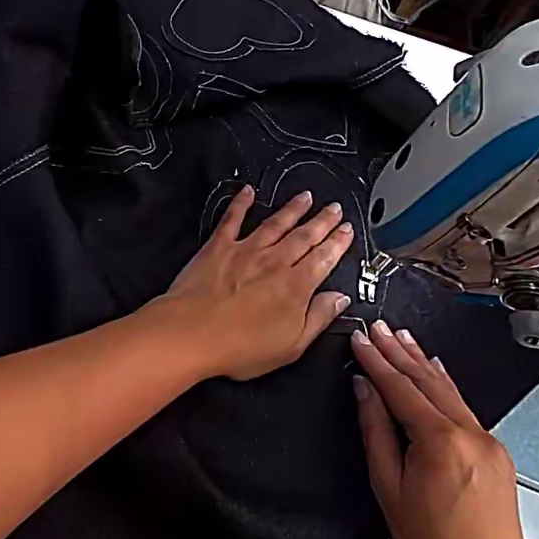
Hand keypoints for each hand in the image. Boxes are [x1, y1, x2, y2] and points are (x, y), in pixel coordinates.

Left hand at [152, 187, 353, 380]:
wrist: (192, 334)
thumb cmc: (239, 346)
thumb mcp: (291, 345)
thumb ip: (319, 318)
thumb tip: (339, 300)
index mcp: (295, 286)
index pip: (324, 258)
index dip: (338, 243)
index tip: (346, 231)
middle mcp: (275, 262)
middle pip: (305, 236)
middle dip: (322, 221)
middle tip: (334, 208)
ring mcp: (246, 251)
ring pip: (276, 223)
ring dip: (293, 209)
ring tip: (305, 197)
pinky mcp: (219, 247)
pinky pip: (233, 219)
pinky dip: (241, 203)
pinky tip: (248, 192)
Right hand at [351, 323, 538, 538]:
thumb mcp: (389, 491)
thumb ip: (375, 431)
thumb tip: (365, 391)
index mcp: (442, 442)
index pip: (401, 386)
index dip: (376, 360)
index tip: (361, 340)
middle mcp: (472, 434)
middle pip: (427, 379)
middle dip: (398, 351)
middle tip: (379, 328)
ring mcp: (489, 442)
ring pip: (449, 389)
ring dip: (422, 361)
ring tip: (402, 338)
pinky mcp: (498, 453)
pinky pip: (466, 406)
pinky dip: (445, 385)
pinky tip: (436, 371)